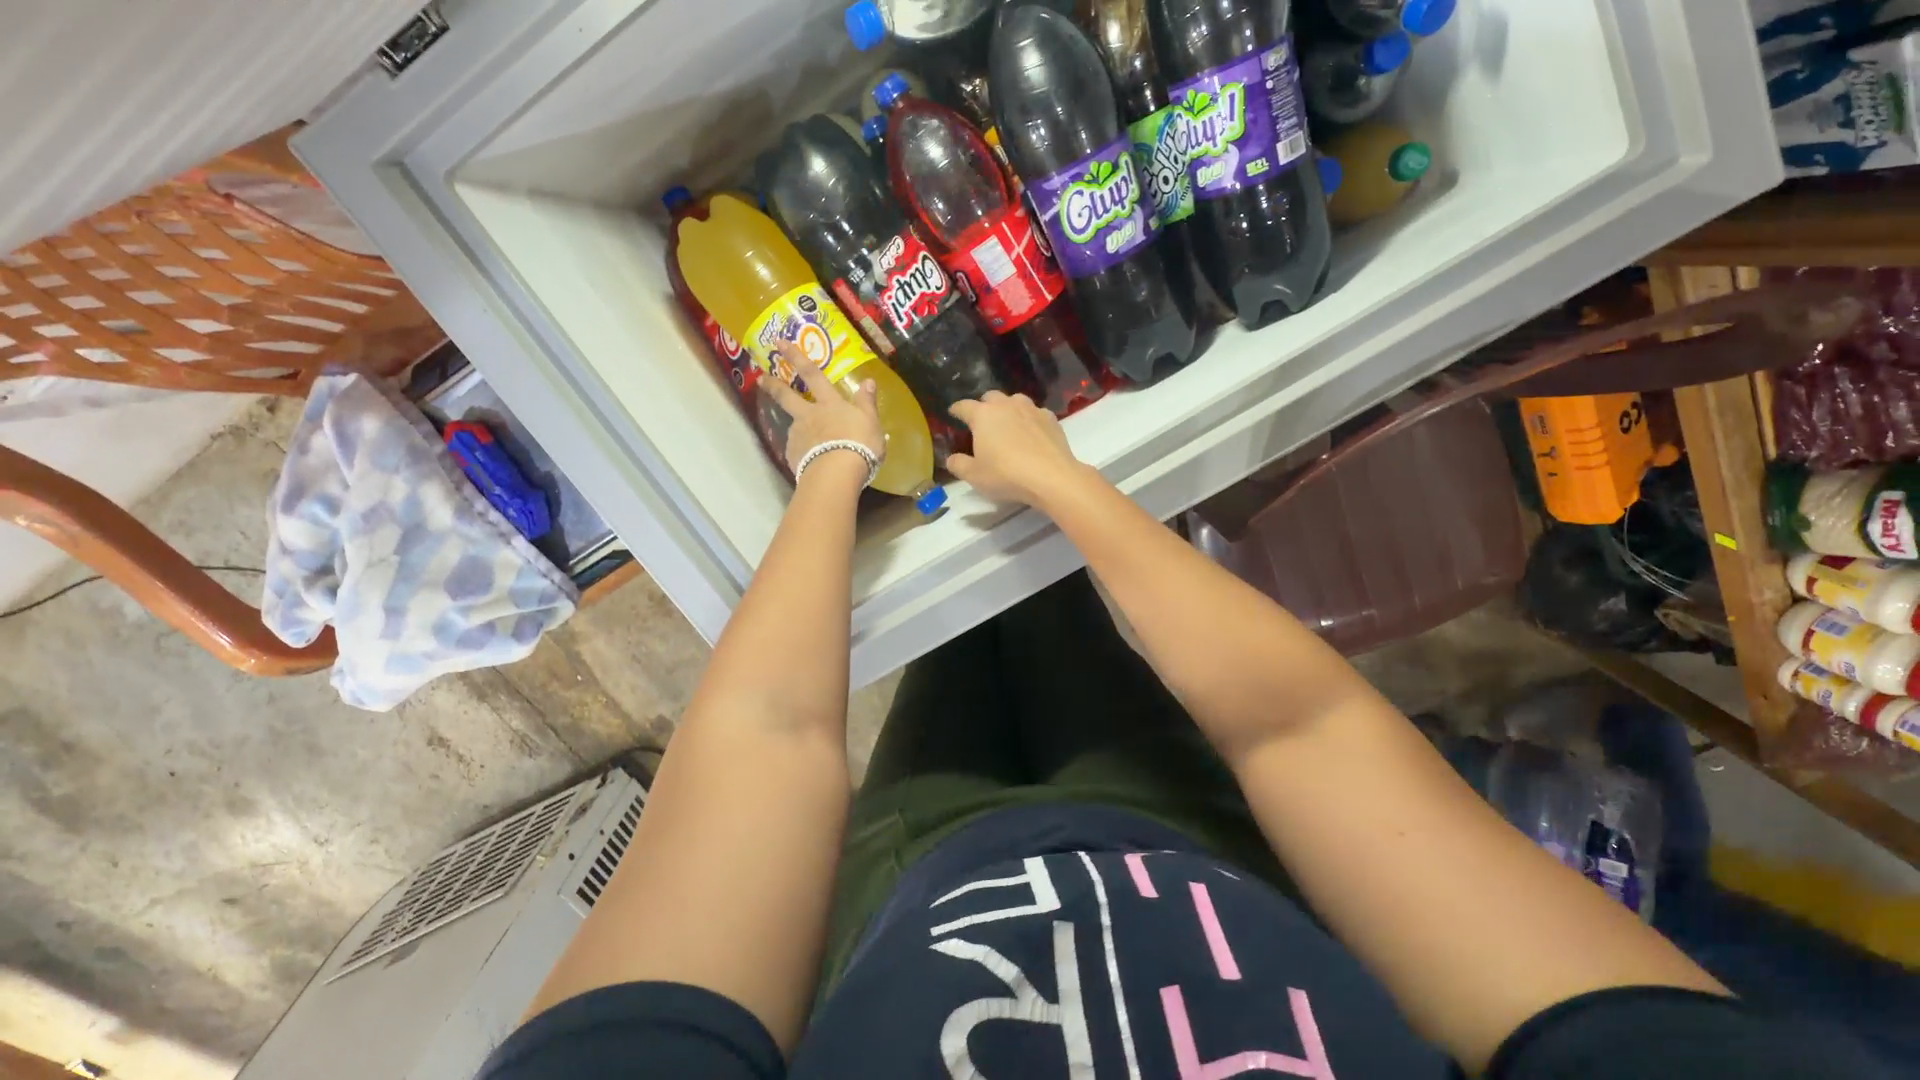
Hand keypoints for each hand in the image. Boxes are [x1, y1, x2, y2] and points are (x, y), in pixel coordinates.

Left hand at [762, 342, 885, 479]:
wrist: (837, 473)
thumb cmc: (859, 444)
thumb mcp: (871, 422)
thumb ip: (867, 403)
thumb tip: (868, 381)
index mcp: (829, 404)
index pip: (812, 374)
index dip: (796, 357)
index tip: (779, 343)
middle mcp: (809, 415)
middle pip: (787, 396)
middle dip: (774, 385)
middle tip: (761, 378)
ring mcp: (798, 435)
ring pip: (794, 427)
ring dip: (799, 430)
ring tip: (812, 445)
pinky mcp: (793, 456)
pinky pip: (798, 451)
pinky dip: (803, 453)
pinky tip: (812, 462)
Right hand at [947, 391, 1090, 506]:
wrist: (1051, 477)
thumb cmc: (1006, 474)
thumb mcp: (974, 476)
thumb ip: (959, 465)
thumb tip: (951, 459)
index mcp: (983, 415)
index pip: (964, 406)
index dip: (956, 410)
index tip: (953, 413)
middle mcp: (1006, 405)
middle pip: (991, 397)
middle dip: (984, 405)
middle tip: (982, 420)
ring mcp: (1031, 409)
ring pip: (1015, 400)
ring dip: (1008, 408)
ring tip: (1008, 422)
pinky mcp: (1051, 418)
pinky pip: (1036, 413)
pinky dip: (1030, 419)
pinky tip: (1032, 432)